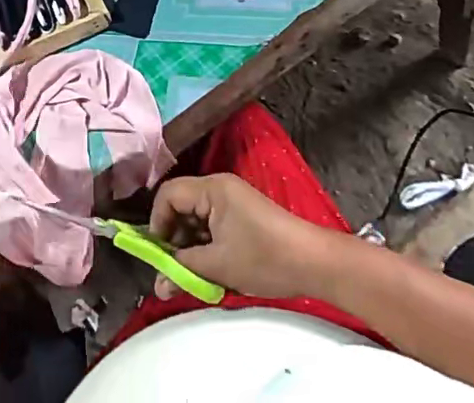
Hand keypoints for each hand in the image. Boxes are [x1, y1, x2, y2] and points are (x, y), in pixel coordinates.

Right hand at [148, 173, 339, 299]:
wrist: (316, 263)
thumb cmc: (264, 258)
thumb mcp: (219, 266)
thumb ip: (182, 270)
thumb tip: (157, 286)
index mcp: (211, 188)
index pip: (168, 194)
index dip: (157, 222)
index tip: (158, 253)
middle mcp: (219, 186)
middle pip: (181, 204)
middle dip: (174, 237)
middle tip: (174, 267)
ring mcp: (233, 199)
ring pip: (197, 217)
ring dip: (191, 243)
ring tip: (195, 272)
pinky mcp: (243, 213)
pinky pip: (213, 223)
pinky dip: (207, 243)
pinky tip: (213, 267)